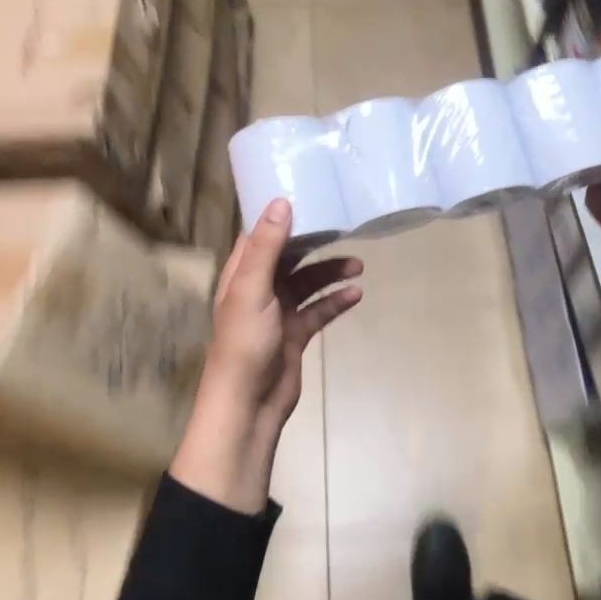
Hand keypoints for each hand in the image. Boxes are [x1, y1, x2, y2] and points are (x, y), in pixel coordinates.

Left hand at [171, 199, 362, 512]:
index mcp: (241, 273)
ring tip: (359, 265)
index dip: (281, 215)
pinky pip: (319, 310)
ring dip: (331, 272)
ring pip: (308, 282)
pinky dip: (336, 301)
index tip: (310, 195)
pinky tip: (356, 295)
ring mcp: (278, 312)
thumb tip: (282, 201)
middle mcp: (258, 288)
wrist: (249, 404)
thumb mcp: (252, 289)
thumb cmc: (244, 343)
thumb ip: (267, 247)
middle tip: (344, 227)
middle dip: (315, 242)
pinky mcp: (295, 334)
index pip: (260, 234)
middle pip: (289, 256)